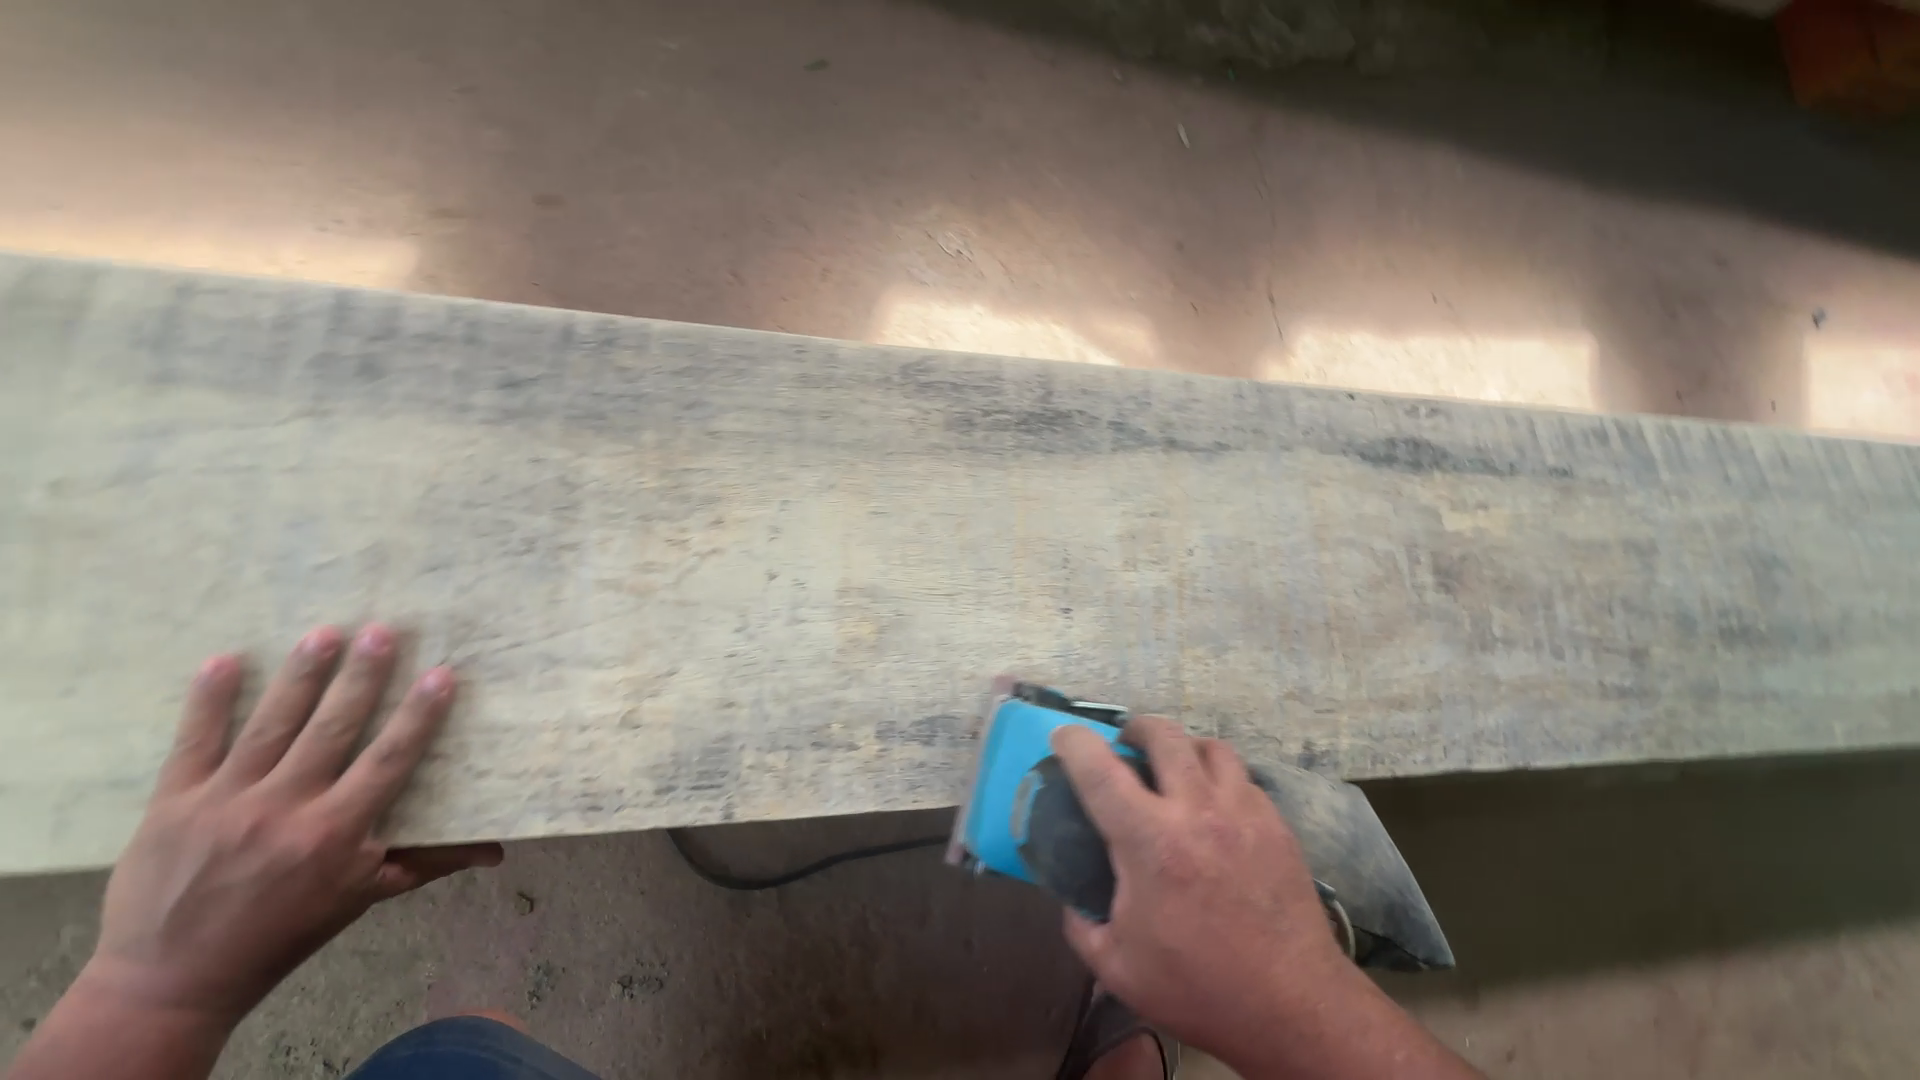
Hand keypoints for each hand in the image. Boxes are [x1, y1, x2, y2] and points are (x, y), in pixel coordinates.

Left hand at [77, 624, 501, 1026]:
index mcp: (336, 832)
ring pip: (271, 725)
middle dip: (360, 676)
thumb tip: (499, 850)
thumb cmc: (287, 931)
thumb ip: (430, 862)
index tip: (441, 674)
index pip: (389, 759)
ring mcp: (226, 801)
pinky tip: (224, 660)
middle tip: (382, 631)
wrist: (171, 979)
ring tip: (324, 633)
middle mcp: (285, 808)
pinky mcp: (172, 803)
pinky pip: (194, 742)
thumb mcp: (365, 898)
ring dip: (300, 675)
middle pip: (331, 728)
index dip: (418, 715)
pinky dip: (209, 700)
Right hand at [1049, 717, 1353, 1063]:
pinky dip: (1219, 776)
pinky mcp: (1276, 825)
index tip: (1062, 737)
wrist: (1293, 1007)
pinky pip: (1243, 777)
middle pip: (1164, 735)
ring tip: (1174, 765)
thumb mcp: (1116, 967)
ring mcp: (1243, 812)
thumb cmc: (1197, 988)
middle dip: (1137, 728)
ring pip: (1210, 747)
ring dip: (1183, 746)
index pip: (1098, 769)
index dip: (1073, 742)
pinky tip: (1214, 803)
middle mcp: (1196, 810)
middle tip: (1126, 741)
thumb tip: (1071, 897)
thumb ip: (1080, 923)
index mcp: (1149, 840)